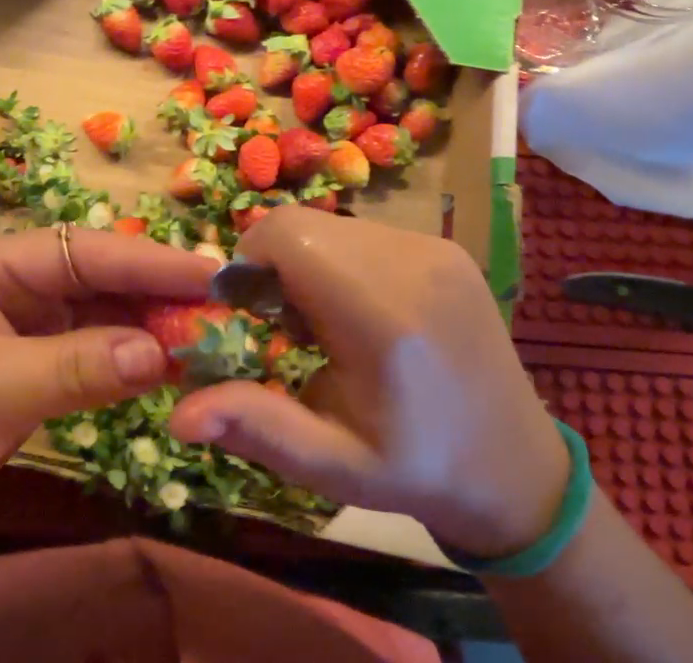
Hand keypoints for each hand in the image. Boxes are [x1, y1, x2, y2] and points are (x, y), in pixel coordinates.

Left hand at [0, 229, 217, 526]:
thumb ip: (74, 367)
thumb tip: (160, 353)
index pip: (83, 251)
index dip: (149, 260)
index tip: (213, 274)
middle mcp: (16, 285)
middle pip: (102, 277)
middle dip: (160, 292)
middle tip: (227, 313)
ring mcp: (30, 326)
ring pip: (106, 313)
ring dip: (153, 327)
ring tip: (214, 341)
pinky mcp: (39, 367)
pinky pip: (97, 353)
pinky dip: (133, 361)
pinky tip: (172, 370)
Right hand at [167, 207, 569, 557]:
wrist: (516, 467)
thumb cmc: (414, 468)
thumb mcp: (329, 465)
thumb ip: (255, 427)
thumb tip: (176, 415)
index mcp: (383, 317)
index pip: (285, 234)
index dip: (247, 263)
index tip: (248, 316)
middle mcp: (414, 264)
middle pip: (300, 224)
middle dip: (270, 264)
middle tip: (279, 325)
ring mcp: (436, 250)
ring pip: (328, 224)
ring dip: (302, 261)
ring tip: (320, 323)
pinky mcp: (447, 248)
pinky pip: (360, 233)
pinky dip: (336, 260)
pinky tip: (355, 313)